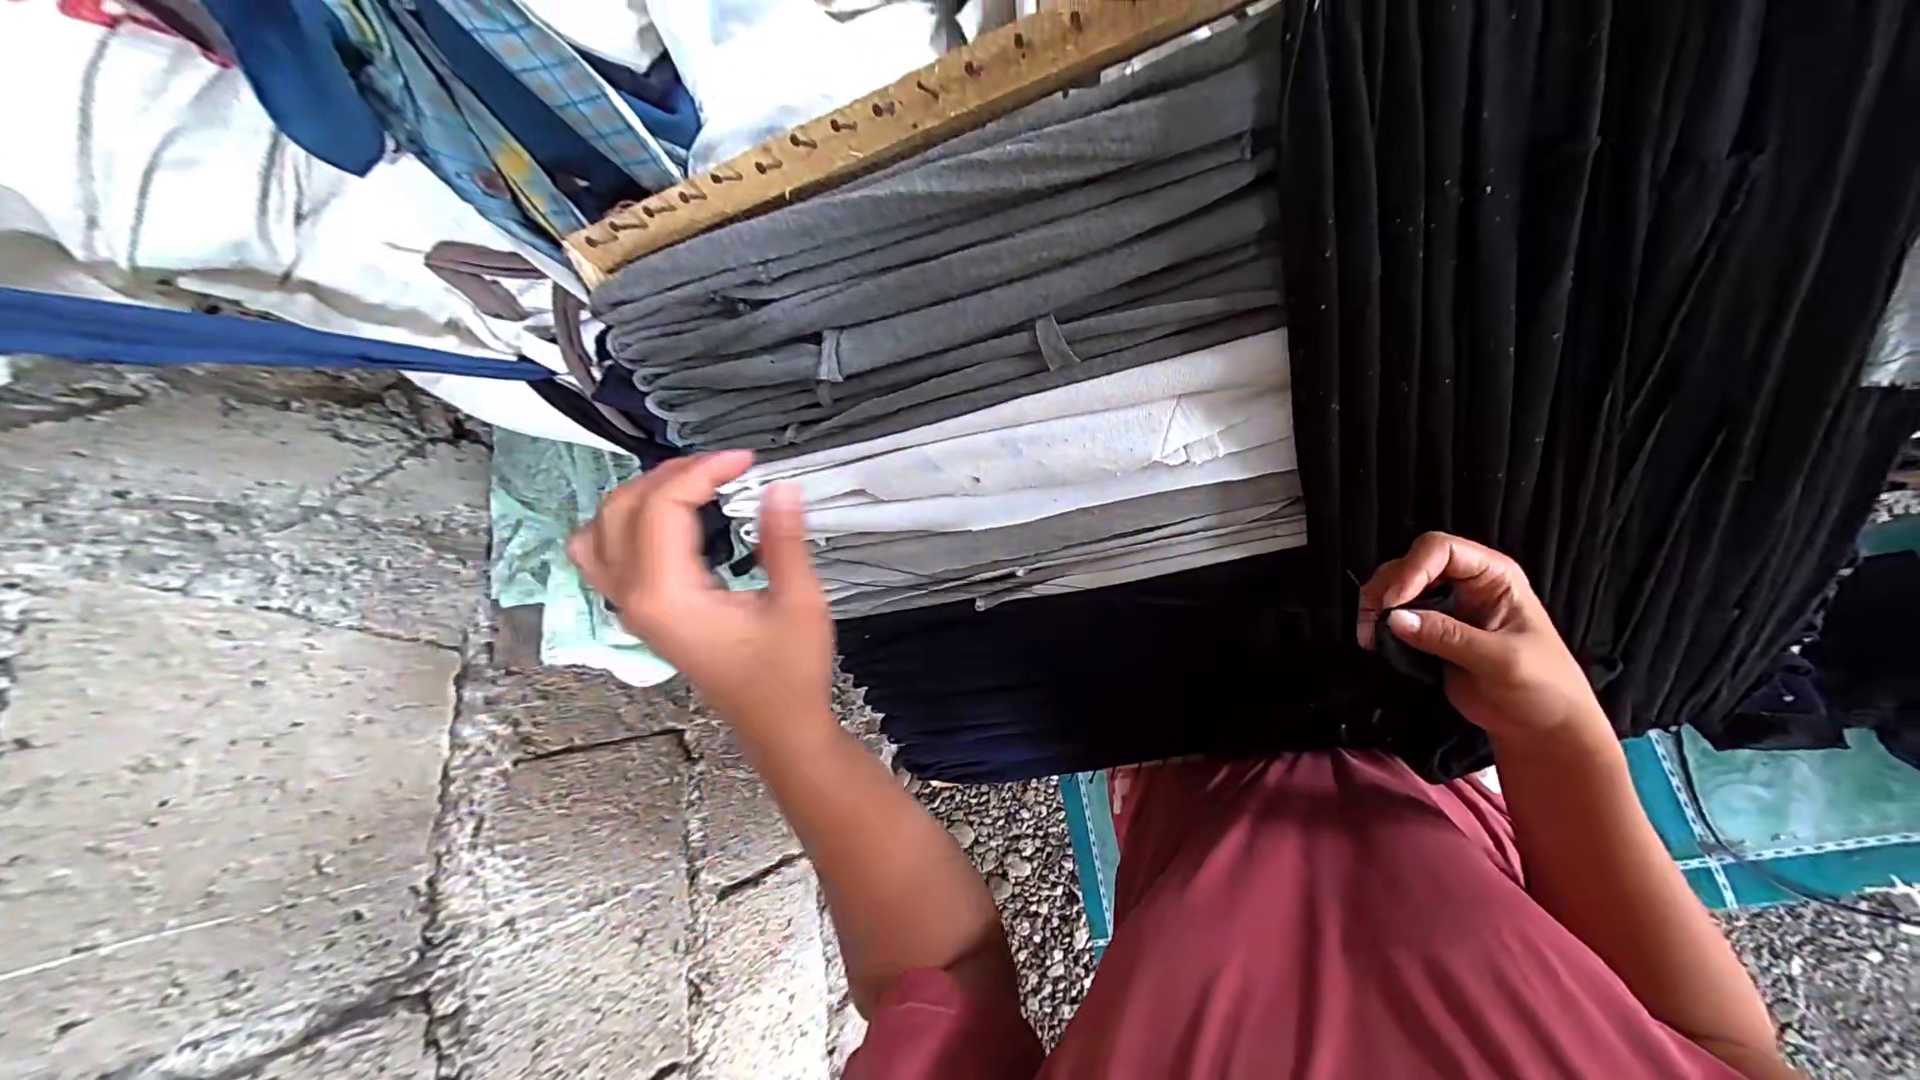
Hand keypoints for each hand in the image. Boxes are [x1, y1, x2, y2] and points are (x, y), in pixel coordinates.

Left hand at [567, 451, 834, 747]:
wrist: (778, 724)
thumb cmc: (788, 674)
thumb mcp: (799, 603)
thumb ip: (784, 540)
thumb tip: (780, 487)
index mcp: (667, 596)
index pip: (663, 506)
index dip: (704, 471)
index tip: (746, 461)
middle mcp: (634, 599)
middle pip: (623, 508)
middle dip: (673, 474)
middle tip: (724, 468)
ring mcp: (630, 609)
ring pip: (599, 529)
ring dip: (640, 495)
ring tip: (690, 486)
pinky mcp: (640, 614)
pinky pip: (602, 557)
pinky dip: (623, 524)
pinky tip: (662, 521)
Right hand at [1358, 532, 1608, 745]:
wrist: (1540, 726)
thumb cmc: (1543, 687)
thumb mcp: (1501, 660)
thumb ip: (1448, 636)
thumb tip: (1395, 618)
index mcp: (1492, 576)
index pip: (1439, 549)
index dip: (1411, 570)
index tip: (1393, 603)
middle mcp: (1462, 583)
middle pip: (1407, 565)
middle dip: (1385, 590)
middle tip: (1376, 621)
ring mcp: (1442, 606)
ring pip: (1391, 587)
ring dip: (1373, 607)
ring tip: (1371, 637)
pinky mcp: (1425, 629)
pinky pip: (1389, 614)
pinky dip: (1374, 624)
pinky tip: (1374, 643)